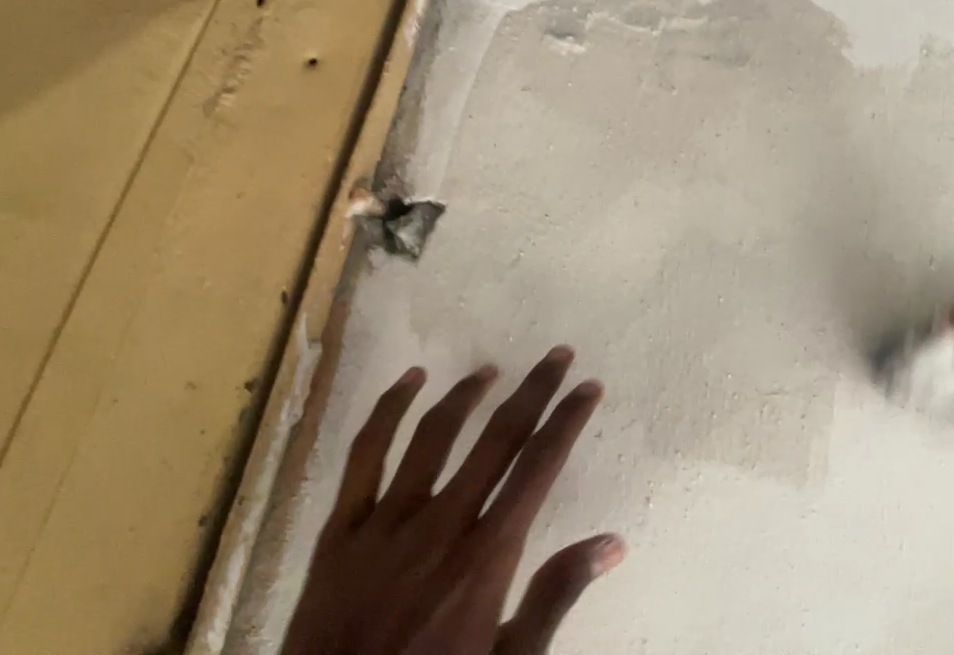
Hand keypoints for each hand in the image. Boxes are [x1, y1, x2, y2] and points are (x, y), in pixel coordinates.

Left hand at [282, 347, 621, 654]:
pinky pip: (365, 456)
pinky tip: (409, 382)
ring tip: (491, 370)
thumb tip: (612, 543)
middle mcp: (442, 525)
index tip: (589, 388)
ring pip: (434, 434)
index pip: (539, 467)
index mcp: (486, 556)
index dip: (568, 420)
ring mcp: (386, 522)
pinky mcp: (341, 530)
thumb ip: (555, 596)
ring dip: (468, 393)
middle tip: (558, 356)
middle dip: (534, 390)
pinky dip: (387, 411)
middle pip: (498, 437)